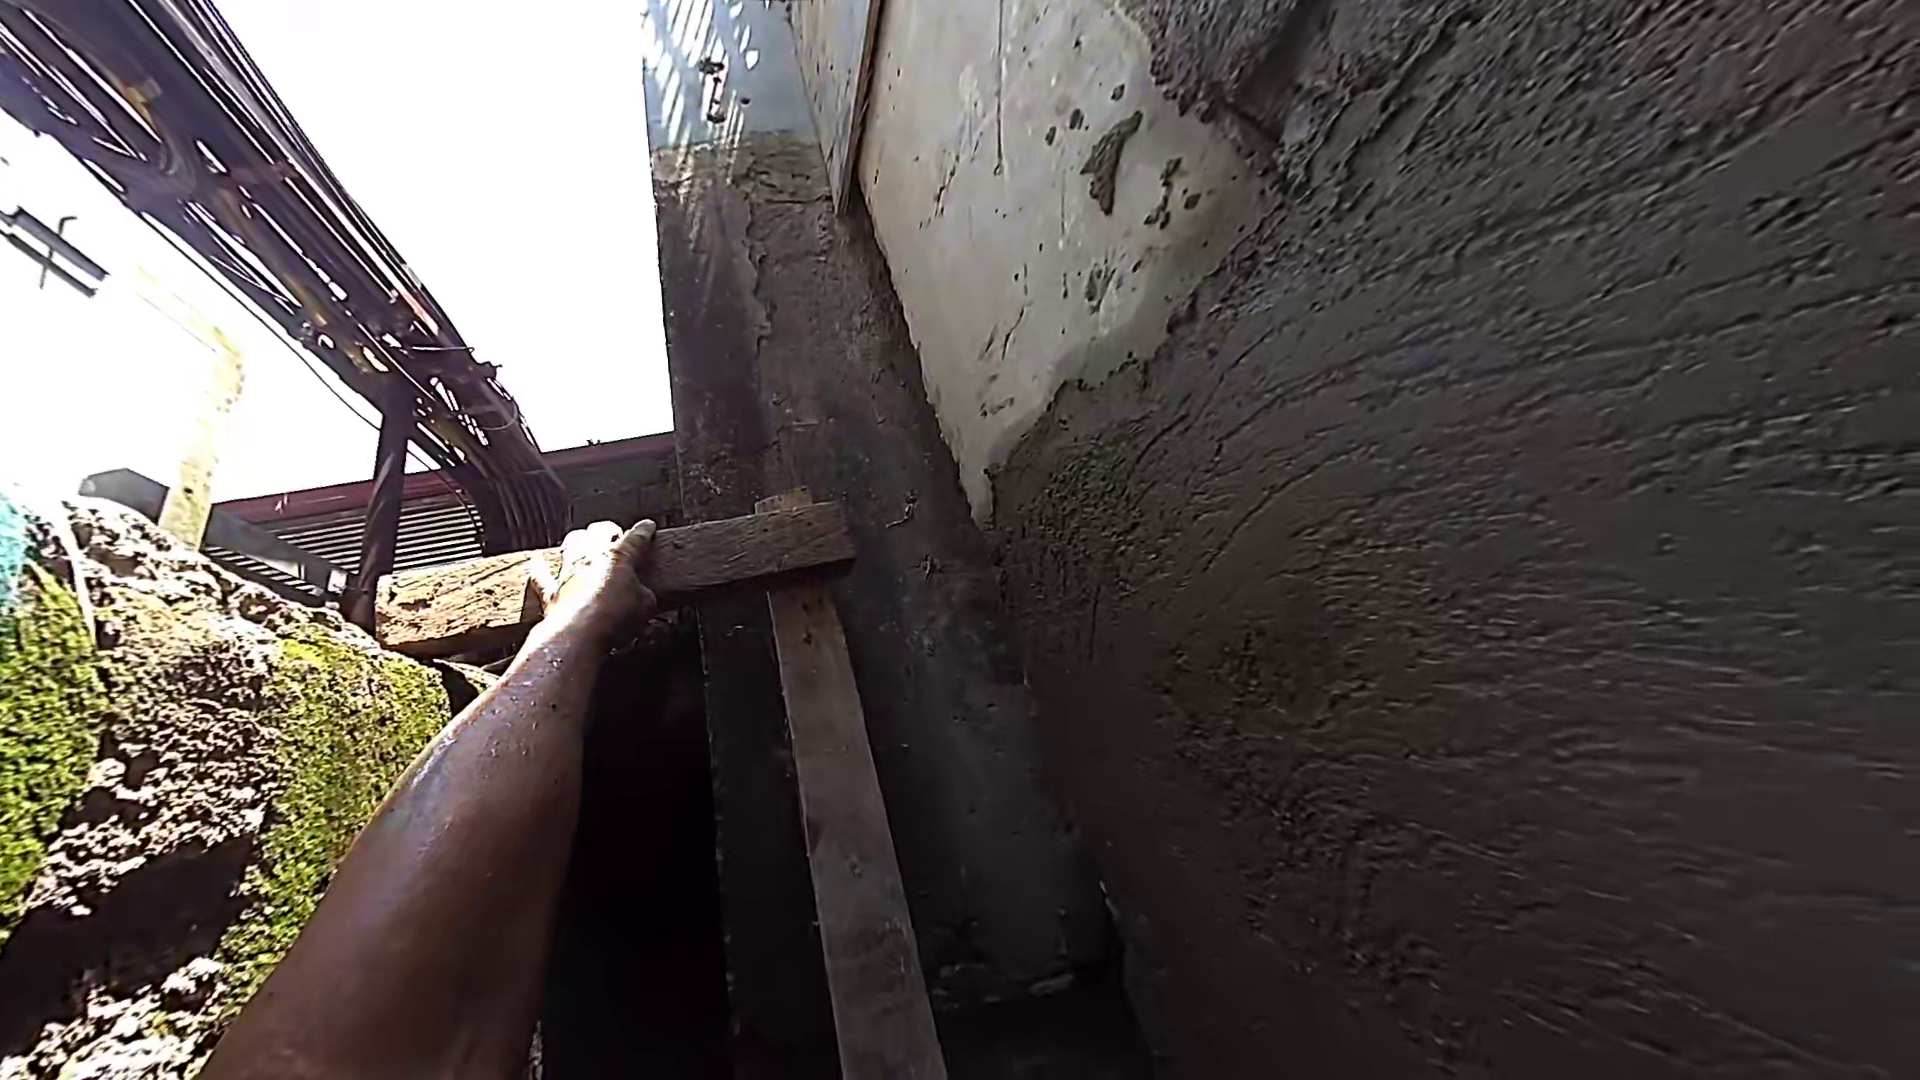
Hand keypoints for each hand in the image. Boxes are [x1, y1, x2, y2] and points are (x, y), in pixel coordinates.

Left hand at [528, 520, 657, 638]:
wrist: (579, 636)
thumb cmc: (615, 617)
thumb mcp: (646, 604)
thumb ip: (644, 593)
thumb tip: (641, 595)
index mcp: (618, 556)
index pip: (635, 538)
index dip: (644, 530)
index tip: (648, 526)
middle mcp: (591, 558)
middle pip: (598, 531)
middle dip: (609, 530)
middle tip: (616, 534)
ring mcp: (569, 573)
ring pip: (571, 544)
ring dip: (579, 540)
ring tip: (584, 540)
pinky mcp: (552, 592)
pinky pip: (541, 576)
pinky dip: (540, 568)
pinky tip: (537, 562)